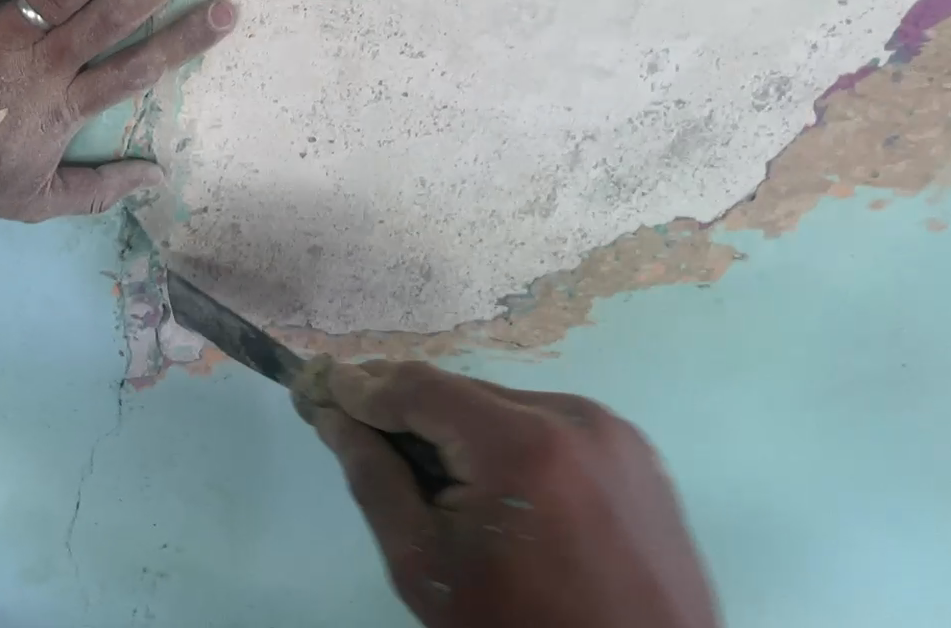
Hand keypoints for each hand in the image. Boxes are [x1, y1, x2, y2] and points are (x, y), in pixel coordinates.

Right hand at [309, 361, 718, 627]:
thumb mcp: (424, 564)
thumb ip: (371, 475)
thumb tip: (330, 413)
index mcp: (523, 445)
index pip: (417, 386)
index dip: (360, 387)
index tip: (317, 387)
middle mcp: (574, 417)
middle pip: (456, 392)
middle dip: (403, 410)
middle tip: (357, 430)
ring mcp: (611, 432)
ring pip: (496, 404)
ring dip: (451, 425)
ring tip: (426, 471)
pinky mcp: (632, 451)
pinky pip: (540, 423)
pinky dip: (499, 439)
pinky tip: (484, 481)